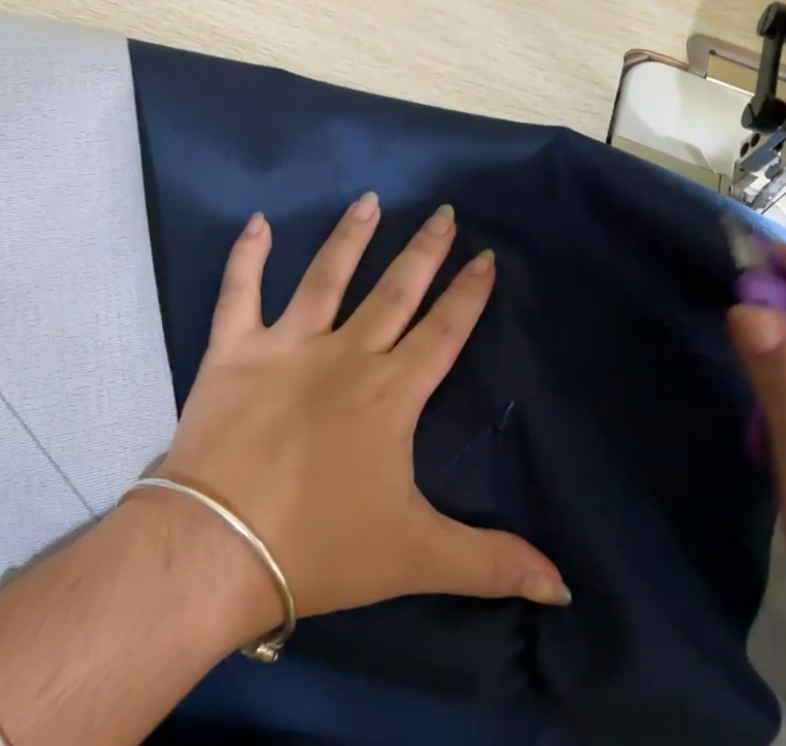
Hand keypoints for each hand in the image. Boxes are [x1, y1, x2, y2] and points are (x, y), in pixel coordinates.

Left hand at [145, 192, 569, 640]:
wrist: (221, 546)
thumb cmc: (322, 546)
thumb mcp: (418, 557)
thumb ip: (492, 563)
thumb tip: (564, 586)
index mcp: (392, 394)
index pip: (443, 332)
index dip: (468, 294)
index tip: (486, 256)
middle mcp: (345, 356)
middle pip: (394, 293)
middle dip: (424, 252)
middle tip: (444, 212)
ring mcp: (286, 347)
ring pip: (325, 277)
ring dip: (350, 238)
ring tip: (370, 200)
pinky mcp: (233, 351)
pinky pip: (239, 292)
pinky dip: (247, 256)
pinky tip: (257, 222)